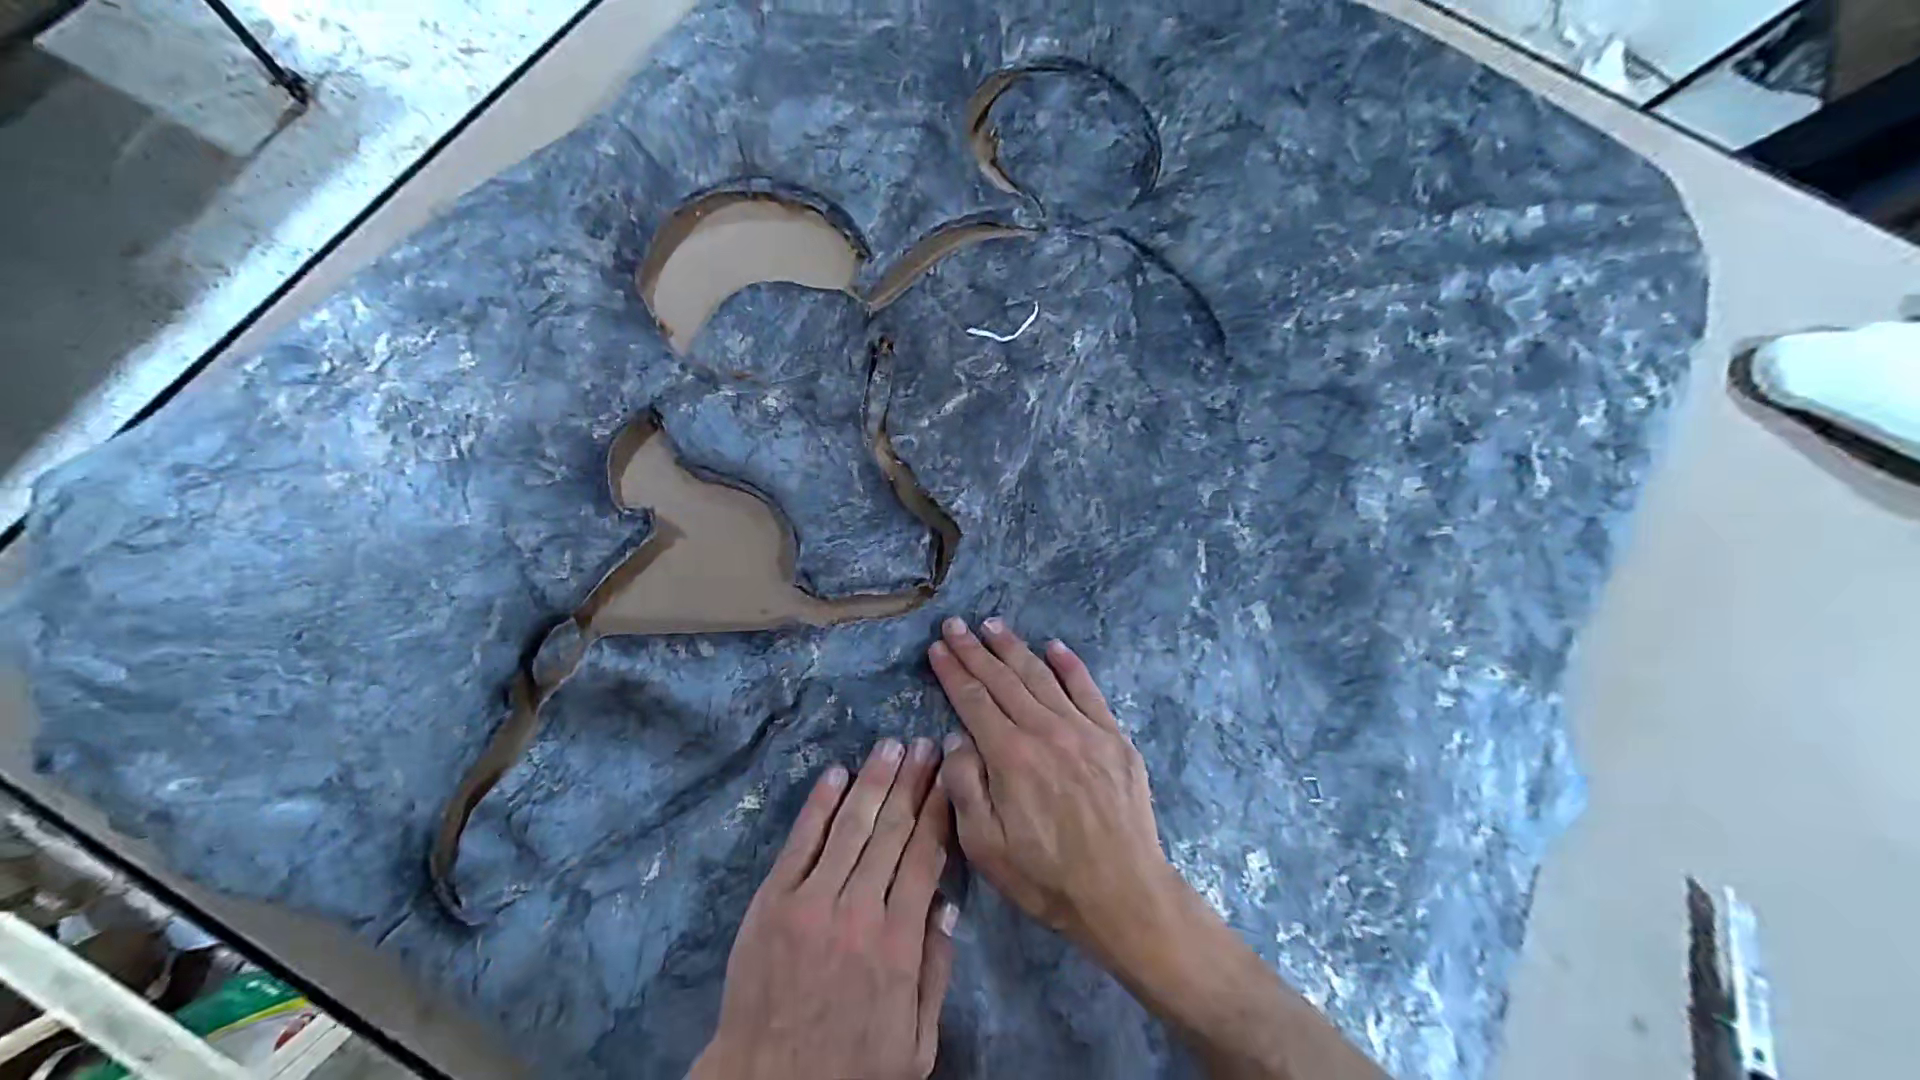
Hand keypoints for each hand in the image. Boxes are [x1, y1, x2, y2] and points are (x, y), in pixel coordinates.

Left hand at [689, 738, 957, 1079]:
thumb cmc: (850, 1069)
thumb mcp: (915, 1044)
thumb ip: (936, 972)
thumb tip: (948, 904)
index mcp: (899, 943)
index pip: (925, 856)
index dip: (939, 810)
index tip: (948, 776)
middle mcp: (859, 911)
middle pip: (892, 831)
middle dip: (913, 782)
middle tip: (925, 744)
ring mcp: (812, 901)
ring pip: (851, 826)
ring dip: (874, 781)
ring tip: (891, 745)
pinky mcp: (774, 901)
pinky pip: (800, 842)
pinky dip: (819, 804)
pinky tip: (837, 774)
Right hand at [928, 617, 1177, 965]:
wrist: (1124, 894)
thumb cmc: (1046, 877)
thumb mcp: (985, 847)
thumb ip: (964, 786)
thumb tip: (955, 738)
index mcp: (1011, 756)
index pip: (973, 700)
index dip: (952, 671)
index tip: (937, 648)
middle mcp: (1045, 730)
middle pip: (1003, 679)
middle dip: (975, 649)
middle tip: (955, 624)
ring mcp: (1084, 729)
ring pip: (1041, 676)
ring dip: (1014, 648)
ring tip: (993, 625)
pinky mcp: (1114, 737)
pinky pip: (1088, 689)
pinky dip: (1069, 664)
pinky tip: (1053, 646)